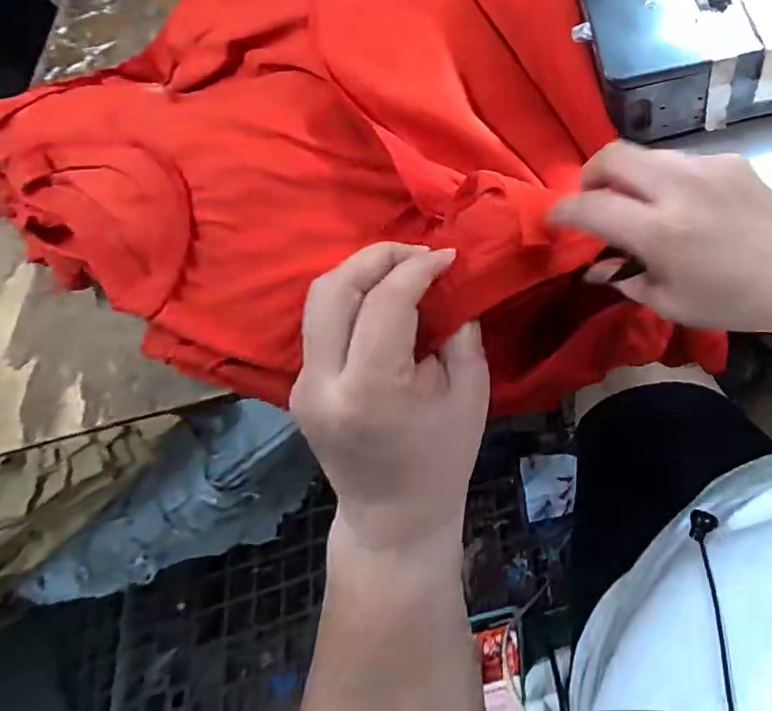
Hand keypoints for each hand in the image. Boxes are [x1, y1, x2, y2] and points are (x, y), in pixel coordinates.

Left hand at [293, 244, 489, 552]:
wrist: (393, 519)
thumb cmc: (442, 459)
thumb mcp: (470, 392)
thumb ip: (459, 331)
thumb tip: (447, 283)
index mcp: (369, 388)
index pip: (385, 301)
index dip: (418, 268)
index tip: (448, 257)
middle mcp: (323, 382)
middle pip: (334, 289)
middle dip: (378, 257)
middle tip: (419, 253)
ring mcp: (304, 385)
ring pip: (318, 298)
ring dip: (360, 271)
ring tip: (402, 267)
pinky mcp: (300, 386)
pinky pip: (320, 321)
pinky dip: (351, 295)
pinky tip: (383, 296)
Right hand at [549, 142, 771, 332]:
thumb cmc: (740, 299)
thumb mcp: (675, 304)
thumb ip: (627, 280)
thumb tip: (594, 269)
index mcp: (661, 231)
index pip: (591, 206)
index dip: (563, 210)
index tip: (554, 219)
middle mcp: (678, 187)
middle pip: (611, 154)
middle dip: (589, 174)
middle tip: (592, 200)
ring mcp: (705, 166)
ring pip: (645, 154)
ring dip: (629, 176)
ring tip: (640, 205)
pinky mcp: (726, 159)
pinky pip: (679, 161)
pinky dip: (666, 179)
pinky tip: (686, 205)